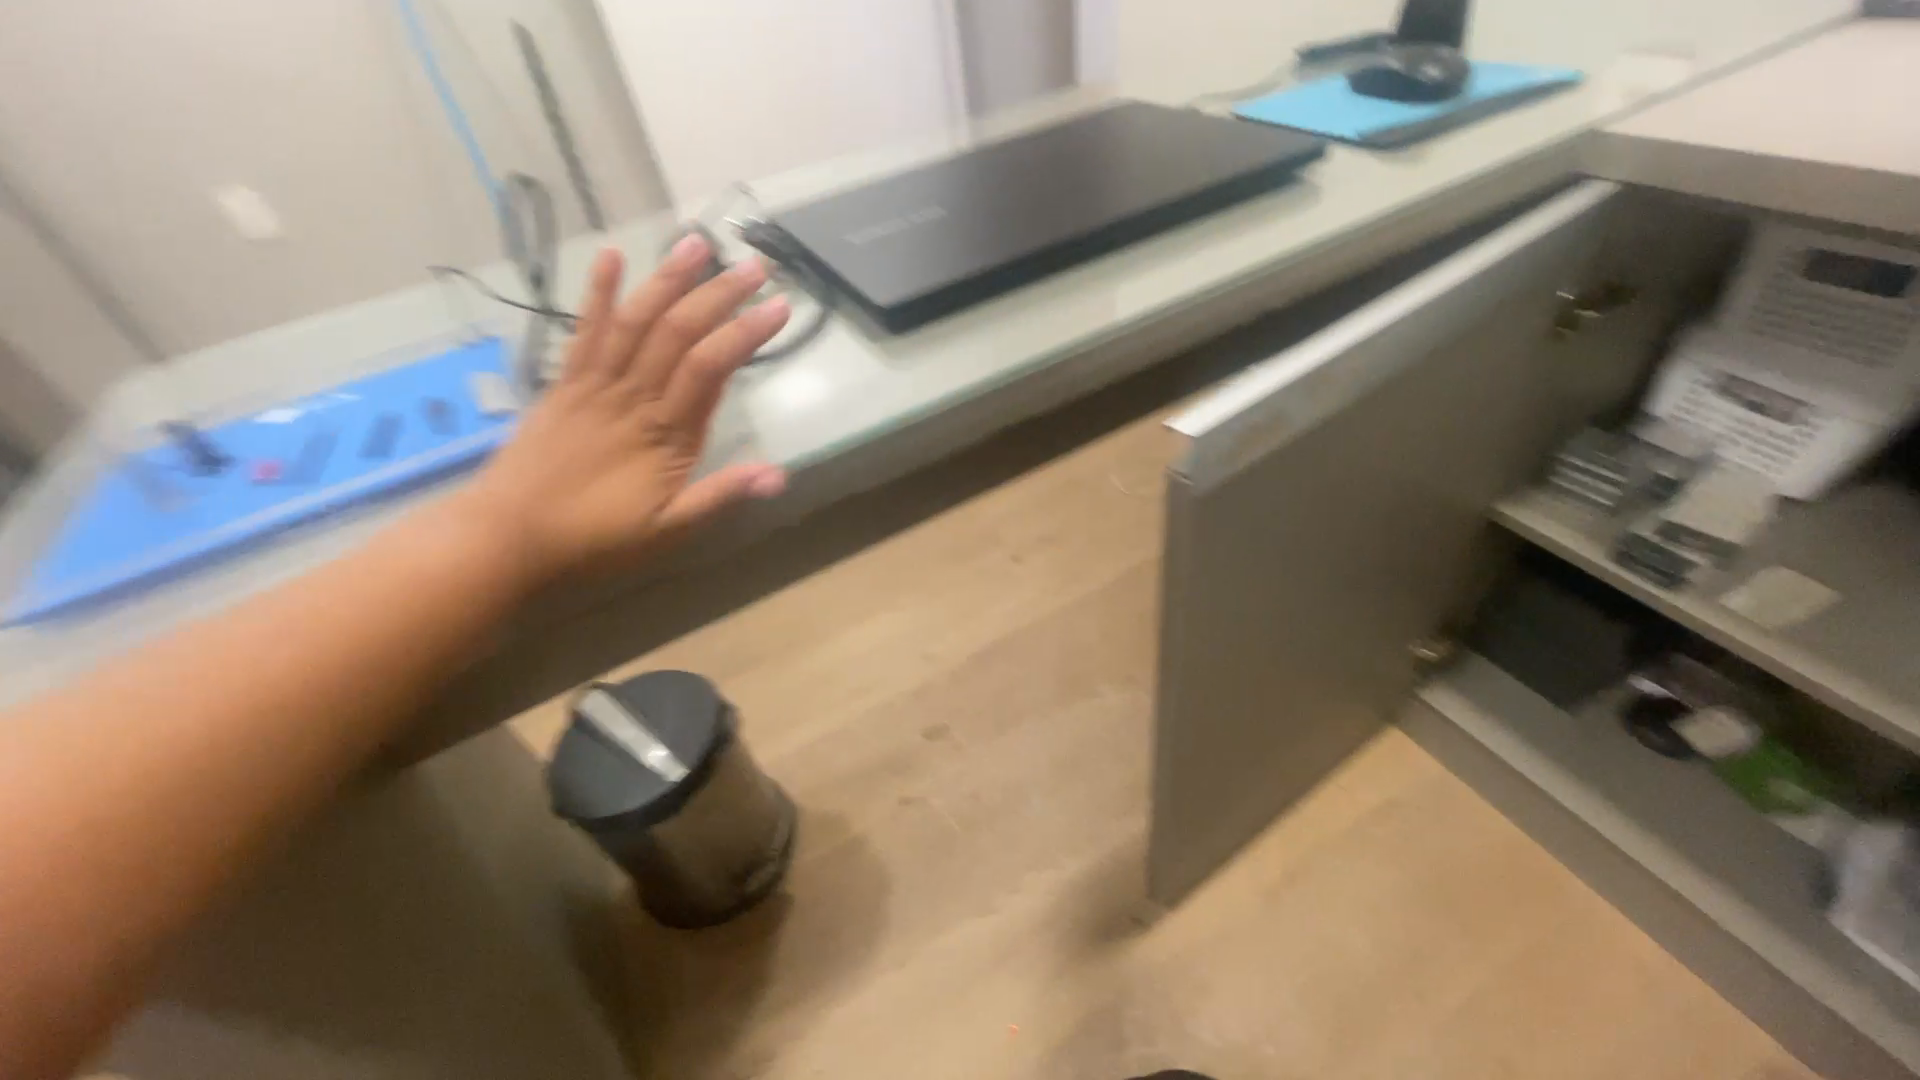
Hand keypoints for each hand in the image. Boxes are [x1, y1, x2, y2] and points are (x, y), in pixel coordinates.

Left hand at [454, 235, 791, 585]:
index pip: (711, 367)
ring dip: (668, 278)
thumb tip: (779, 475)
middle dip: (720, 294)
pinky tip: (612, 254)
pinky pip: (583, 330)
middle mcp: (633, 397)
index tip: (780, 306)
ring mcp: (594, 384)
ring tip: (698, 242)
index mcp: (665, 433)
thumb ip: (721, 496)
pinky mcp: (564, 383)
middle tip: (756, 264)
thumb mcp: (668, 529)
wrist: (508, 535)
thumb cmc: (595, 538)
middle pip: (678, 331)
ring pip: (635, 320)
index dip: (747, 333)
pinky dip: (597, 292)